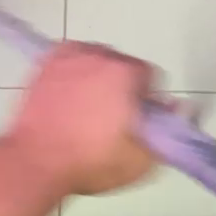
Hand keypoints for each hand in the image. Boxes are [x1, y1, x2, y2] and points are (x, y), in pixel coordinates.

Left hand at [1, 41, 154, 196]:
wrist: (36, 160)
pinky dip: (74, 71)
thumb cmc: (91, 161)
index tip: (135, 119)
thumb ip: (167, 129)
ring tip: (85, 109)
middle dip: (122, 85)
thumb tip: (178, 106)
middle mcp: (98, 54)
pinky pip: (70, 59)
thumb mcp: (142, 157)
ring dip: (97, 76)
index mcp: (125, 72)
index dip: (146, 99)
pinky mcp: (45, 62)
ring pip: (95, 59)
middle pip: (122, 64)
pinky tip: (68, 94)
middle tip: (110, 117)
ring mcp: (68, 56)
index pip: (150, 76)